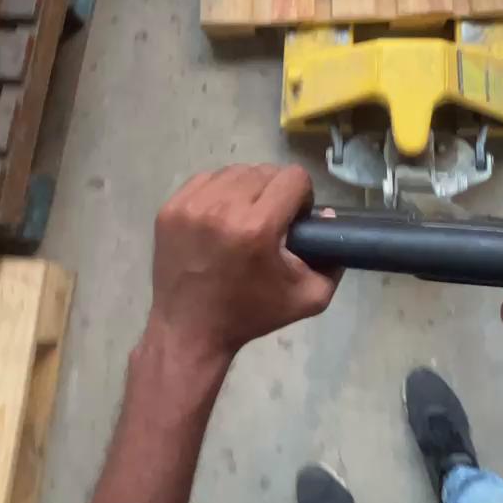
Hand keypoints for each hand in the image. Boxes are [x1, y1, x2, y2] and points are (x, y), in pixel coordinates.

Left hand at [145, 164, 338, 367]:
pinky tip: (219, 218)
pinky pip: (206, 179)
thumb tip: (328, 216)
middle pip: (265, 172)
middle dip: (274, 193)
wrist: (190, 330)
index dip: (302, 196)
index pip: (293, 178)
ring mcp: (192, 206)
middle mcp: (223, 208)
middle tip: (270, 221)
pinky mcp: (171, 208)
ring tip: (243, 217)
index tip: (295, 218)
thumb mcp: (308, 298)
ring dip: (246, 189)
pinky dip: (218, 192)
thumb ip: (332, 259)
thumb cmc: (250, 314)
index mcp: (257, 227)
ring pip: (235, 172)